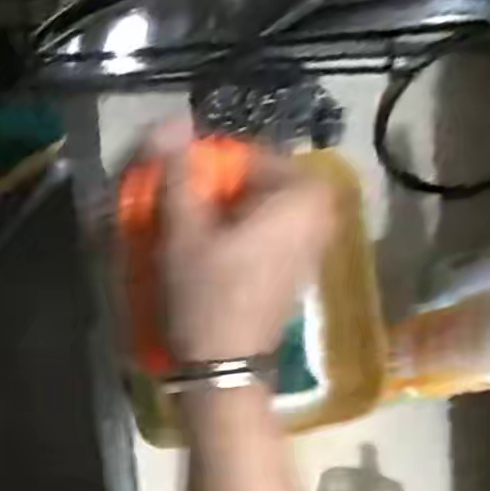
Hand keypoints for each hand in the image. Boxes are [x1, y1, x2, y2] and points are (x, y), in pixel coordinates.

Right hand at [145, 120, 335, 365]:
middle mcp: (322, 211)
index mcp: (303, 192)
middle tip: (180, 225)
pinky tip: (211, 266)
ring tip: (190, 247)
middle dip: (214, 200)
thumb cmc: (206, 298)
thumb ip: (177, 176)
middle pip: (253, 187)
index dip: (201, 175)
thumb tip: (167, 122)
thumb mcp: (184, 235)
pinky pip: (266, 239)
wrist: (223, 369)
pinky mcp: (299, 272)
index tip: (174, 202)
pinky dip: (238, 243)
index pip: (244, 158)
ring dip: (222, 222)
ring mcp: (315, 245)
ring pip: (258, 215)